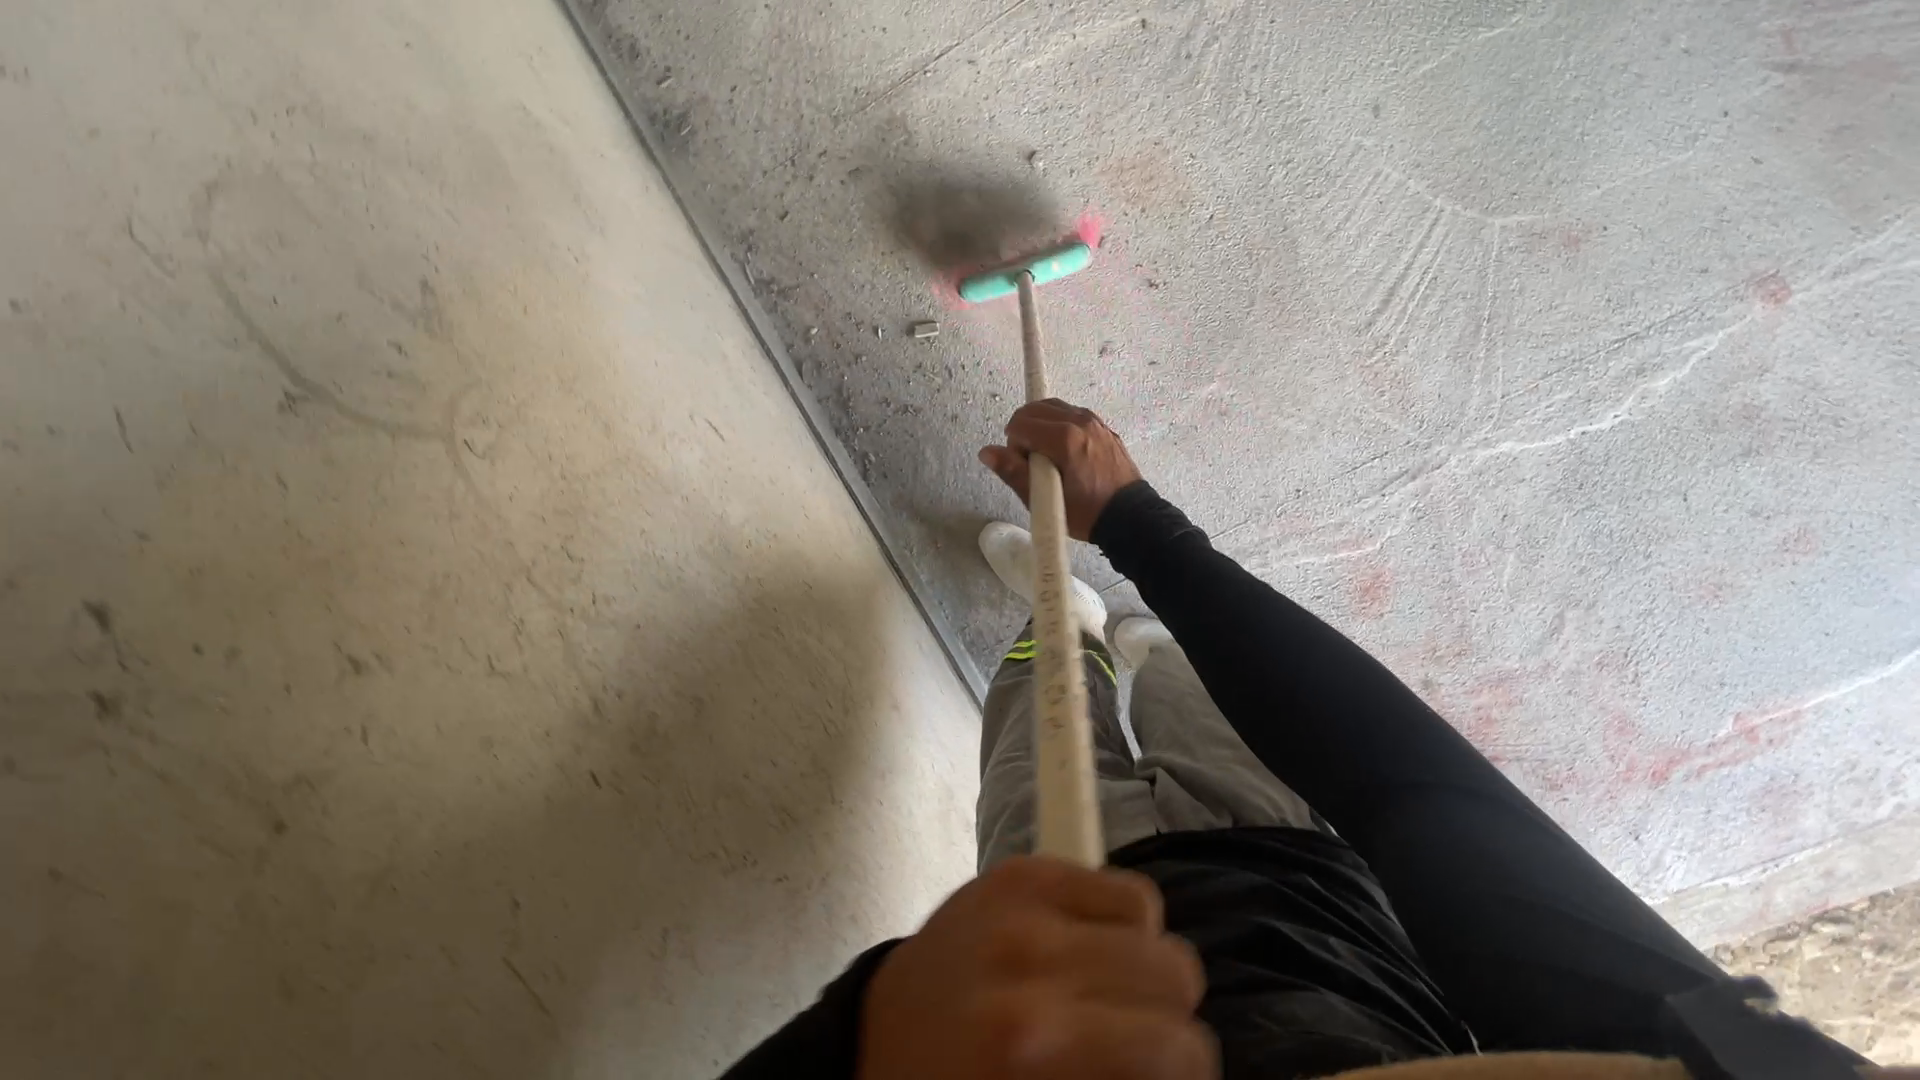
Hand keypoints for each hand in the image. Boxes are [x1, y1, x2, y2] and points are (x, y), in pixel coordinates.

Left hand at [858, 856, 1214, 1079]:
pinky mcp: (1015, 870)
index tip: (1167, 1070)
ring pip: (1149, 916)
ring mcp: (1020, 902)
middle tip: (1129, 1030)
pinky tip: (1084, 944)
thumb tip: (1175, 1049)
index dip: (1185, 1068)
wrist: (882, 1033)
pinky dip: (1114, 915)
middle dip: (1163, 1010)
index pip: (1179, 1045)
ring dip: (1137, 955)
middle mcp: (1032, 956)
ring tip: (1101, 984)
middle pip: (1174, 971)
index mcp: (1039, 1038)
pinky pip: (1110, 881)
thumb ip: (1119, 1069)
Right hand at [978, 400, 1144, 540]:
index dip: (1013, 445)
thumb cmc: (1086, 512)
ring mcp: (1094, 422)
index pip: (1020, 423)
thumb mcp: (1043, 499)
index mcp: (1064, 438)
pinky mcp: (1103, 427)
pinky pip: (1072, 415)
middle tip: (1030, 462)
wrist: (1130, 517)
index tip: (1023, 467)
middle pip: (1035, 409)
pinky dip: (1059, 425)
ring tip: (1046, 456)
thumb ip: (1013, 472)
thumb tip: (987, 452)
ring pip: (1054, 408)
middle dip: (1024, 431)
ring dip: (1041, 425)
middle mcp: (1080, 421)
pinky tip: (1063, 453)